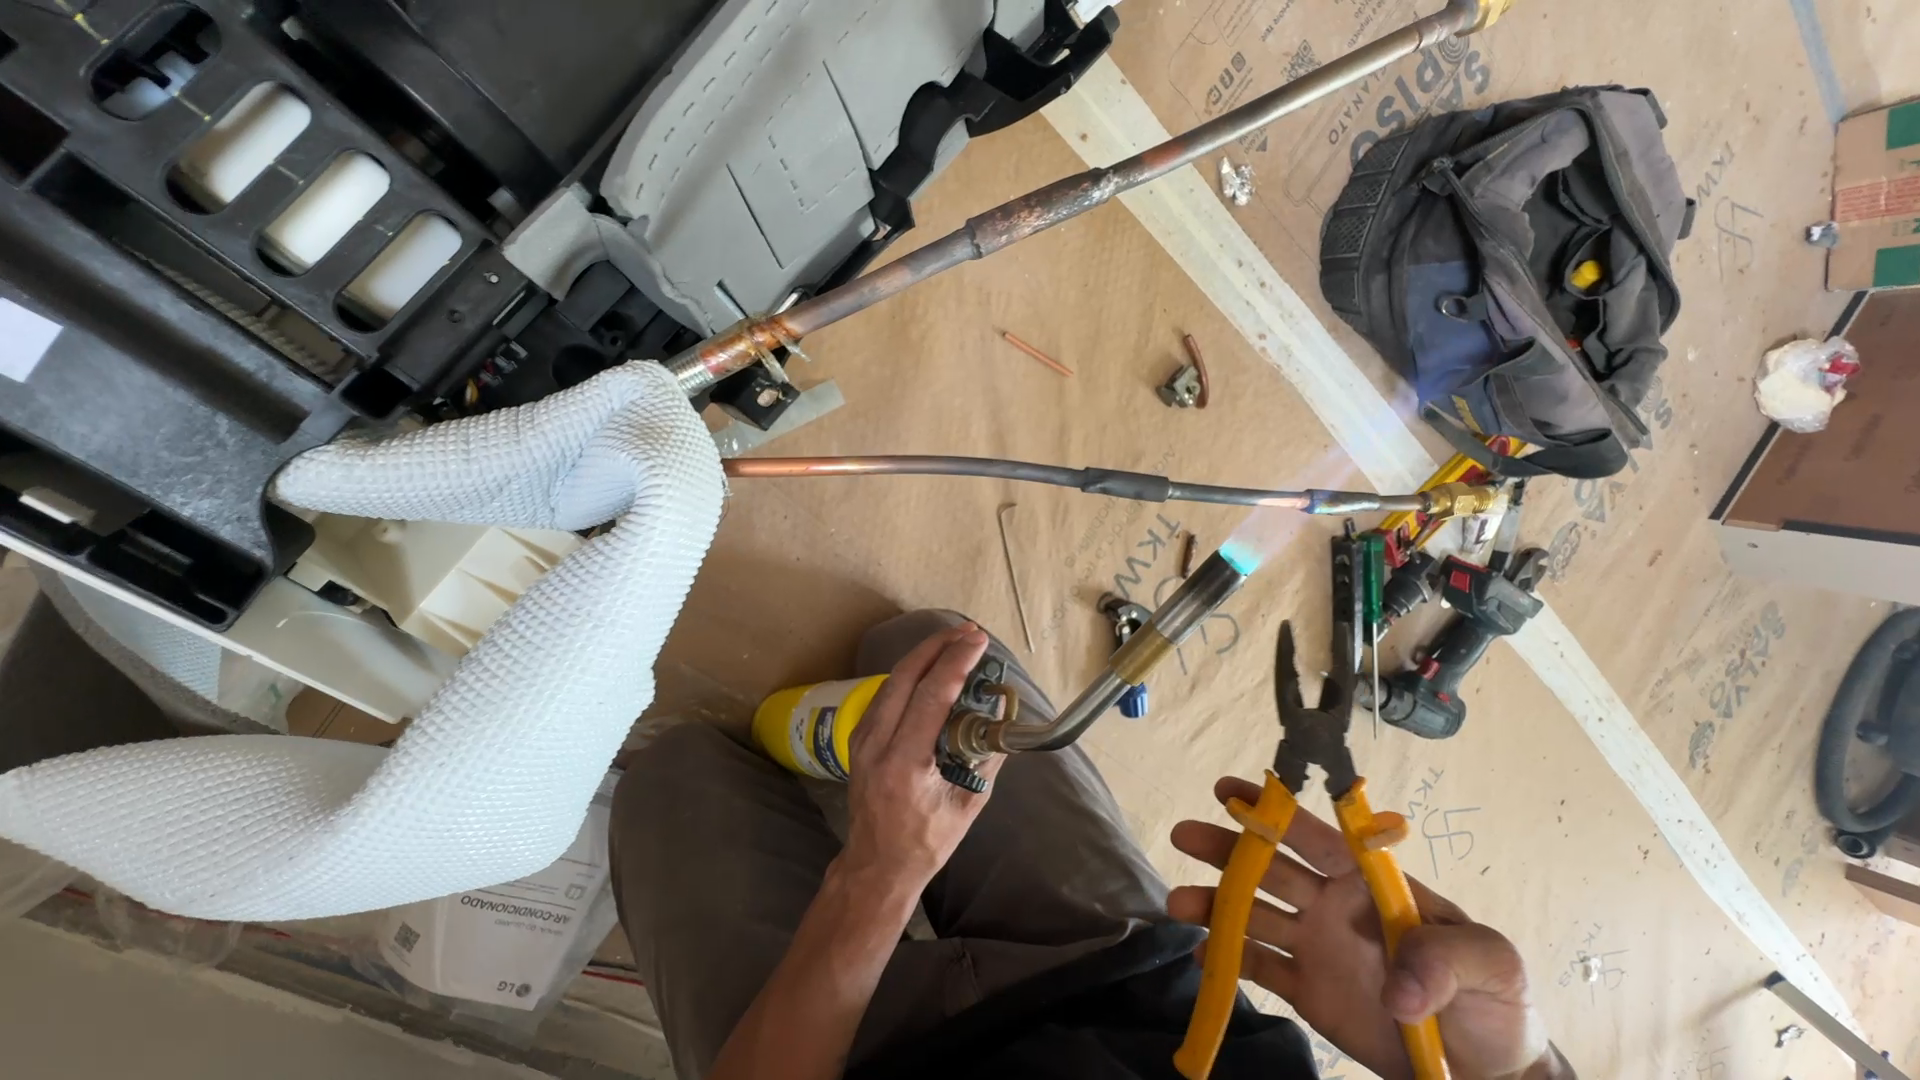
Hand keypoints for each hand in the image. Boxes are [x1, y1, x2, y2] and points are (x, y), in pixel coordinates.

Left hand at [841, 623, 1000, 890]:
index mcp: (905, 764)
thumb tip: (1002, 719)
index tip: (978, 641)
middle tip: (969, 631)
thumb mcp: (968, 805)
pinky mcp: (858, 739)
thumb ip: (986, 759)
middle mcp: (877, 745)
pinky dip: (909, 674)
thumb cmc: (926, 842)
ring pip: (891, 681)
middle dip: (937, 647)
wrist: (875, 865)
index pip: (930, 698)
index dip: (955, 663)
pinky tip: (929, 667)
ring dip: (923, 656)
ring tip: (954, 641)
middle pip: (904, 677)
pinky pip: (885, 694)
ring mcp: (861, 740)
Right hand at [1170, 777, 1565, 1079]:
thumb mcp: (1494, 964)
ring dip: (1214, 905)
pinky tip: (1200, 955)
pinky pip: (1259, 967)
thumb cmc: (1495, 1001)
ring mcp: (1315, 947)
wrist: (1486, 1071)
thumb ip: (1446, 957)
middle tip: (1183, 834)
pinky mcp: (1307, 990)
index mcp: (1369, 884)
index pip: (1316, 840)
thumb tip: (1393, 986)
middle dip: (1226, 849)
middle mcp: (1332, 906)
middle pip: (1269, 869)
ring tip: (1176, 903)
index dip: (1273, 814)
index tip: (1229, 790)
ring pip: (1253, 914)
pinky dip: (1227, 959)